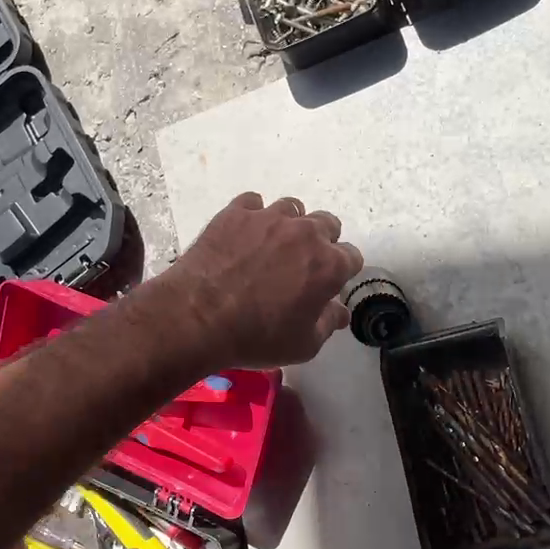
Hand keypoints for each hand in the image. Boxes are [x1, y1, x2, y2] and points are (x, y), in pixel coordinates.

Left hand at [155, 192, 363, 371]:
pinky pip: (253, 203)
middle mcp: (305, 232)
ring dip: (289, 224)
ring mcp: (269, 217)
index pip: (351, 256)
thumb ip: (327, 323)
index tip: (328, 284)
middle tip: (301, 264)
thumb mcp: (302, 345)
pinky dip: (253, 216)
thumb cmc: (256, 337)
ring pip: (292, 208)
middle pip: (327, 223)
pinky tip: (243, 235)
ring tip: (272, 246)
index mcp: (328, 264)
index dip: (341, 271)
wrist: (198, 317)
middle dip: (321, 241)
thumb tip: (339, 311)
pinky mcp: (237, 212)